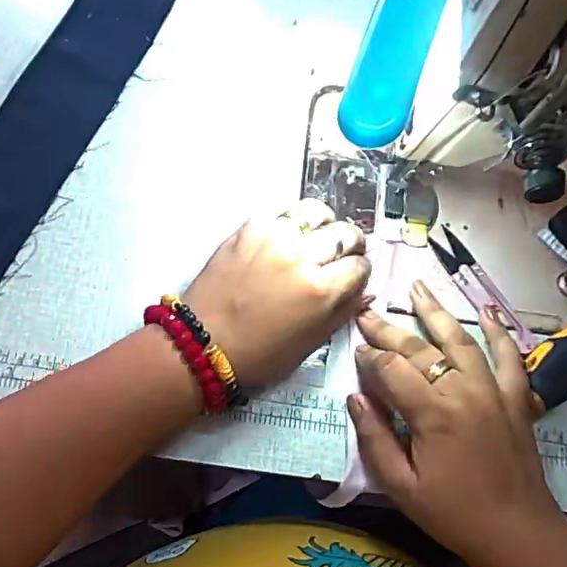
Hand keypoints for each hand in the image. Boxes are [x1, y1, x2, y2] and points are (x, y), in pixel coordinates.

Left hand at [182, 199, 370, 388]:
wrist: (203, 344)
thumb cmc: (257, 354)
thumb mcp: (311, 343)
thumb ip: (342, 311)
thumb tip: (363, 290)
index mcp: (320, 290)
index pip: (360, 265)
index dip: (360, 272)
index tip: (354, 276)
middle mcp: (300, 257)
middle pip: (345, 233)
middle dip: (350, 245)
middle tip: (343, 255)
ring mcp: (272, 238)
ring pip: (315, 212)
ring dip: (323, 225)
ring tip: (318, 238)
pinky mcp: (248, 230)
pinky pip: (280, 215)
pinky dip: (289, 224)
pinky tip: (287, 240)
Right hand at [349, 281, 566, 566]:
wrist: (518, 531)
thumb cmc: (453, 515)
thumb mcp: (401, 486)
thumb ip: (376, 439)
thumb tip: (355, 398)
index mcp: (432, 414)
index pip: (391, 370)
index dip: (369, 358)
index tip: (355, 351)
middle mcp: (463, 391)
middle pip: (420, 349)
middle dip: (389, 329)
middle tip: (367, 312)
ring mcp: (493, 391)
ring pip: (461, 340)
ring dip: (437, 312)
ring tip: (418, 287)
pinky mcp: (516, 398)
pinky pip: (508, 356)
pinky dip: (498, 332)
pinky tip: (486, 311)